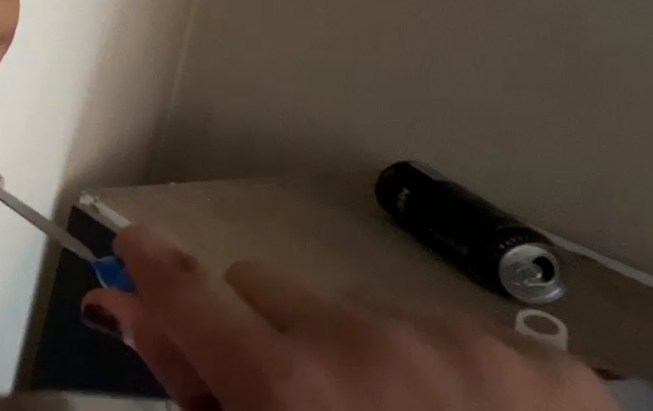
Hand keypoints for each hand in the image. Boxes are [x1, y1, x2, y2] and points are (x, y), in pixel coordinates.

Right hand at [82, 226, 617, 410]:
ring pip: (347, 302)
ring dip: (351, 348)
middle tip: (300, 400)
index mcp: (288, 387)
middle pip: (258, 282)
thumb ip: (181, 376)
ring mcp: (457, 345)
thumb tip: (115, 302)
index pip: (181, 281)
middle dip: (262, 330)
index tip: (136, 255)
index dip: (149, 264)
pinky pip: (437, 322)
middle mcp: (363, 344)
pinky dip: (433, 364)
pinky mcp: (537, 361)